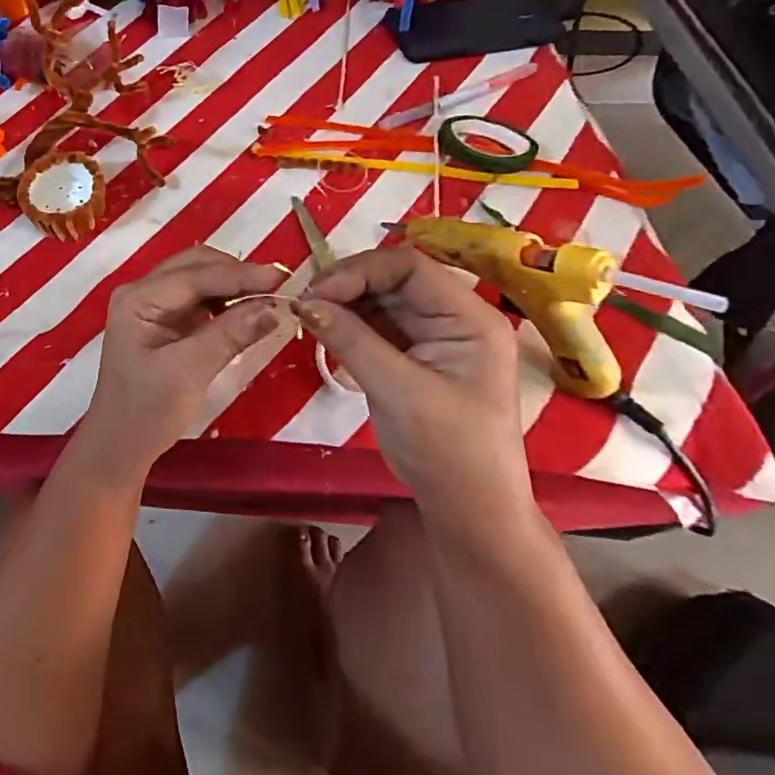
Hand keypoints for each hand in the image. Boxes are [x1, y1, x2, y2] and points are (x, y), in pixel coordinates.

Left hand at [78, 246, 285, 476]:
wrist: (121, 444)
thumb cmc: (146, 411)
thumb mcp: (188, 372)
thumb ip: (229, 335)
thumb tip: (274, 308)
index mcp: (137, 299)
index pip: (194, 275)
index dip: (240, 275)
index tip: (282, 277)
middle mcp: (143, 292)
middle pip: (196, 266)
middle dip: (237, 274)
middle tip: (280, 287)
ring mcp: (154, 306)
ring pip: (201, 279)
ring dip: (234, 285)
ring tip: (270, 298)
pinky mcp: (167, 323)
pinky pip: (202, 300)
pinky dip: (227, 301)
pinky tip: (248, 311)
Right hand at [296, 247, 533, 527]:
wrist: (468, 507)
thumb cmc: (446, 450)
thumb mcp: (397, 391)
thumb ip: (351, 341)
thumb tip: (305, 302)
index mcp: (470, 318)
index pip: (410, 268)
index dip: (360, 270)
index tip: (317, 292)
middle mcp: (455, 317)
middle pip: (394, 279)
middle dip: (347, 285)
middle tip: (305, 304)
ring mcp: (434, 336)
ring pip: (381, 300)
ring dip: (344, 303)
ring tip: (309, 316)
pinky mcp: (414, 355)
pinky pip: (377, 325)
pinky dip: (349, 325)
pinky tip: (326, 331)